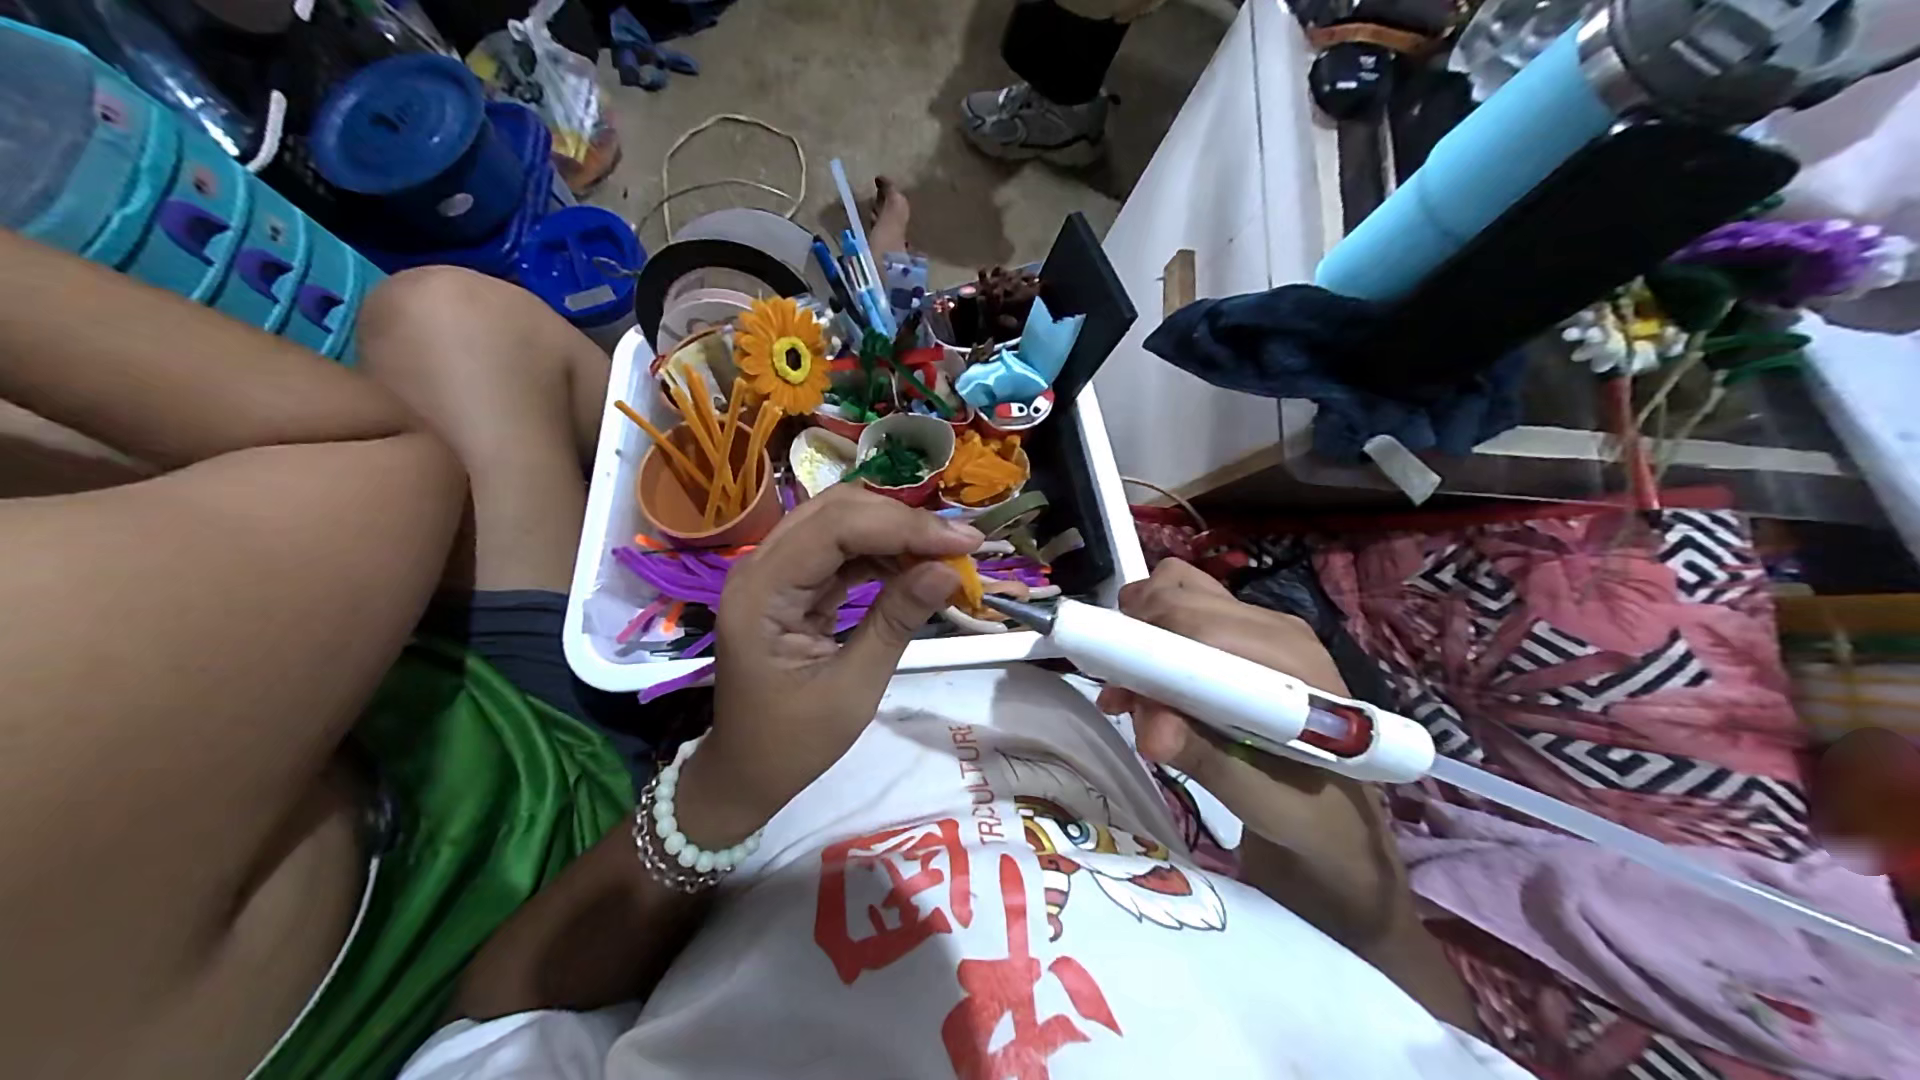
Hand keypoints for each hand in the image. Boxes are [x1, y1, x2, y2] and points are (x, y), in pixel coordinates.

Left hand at [675, 487, 982, 846]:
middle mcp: (760, 568)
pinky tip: (916, 566)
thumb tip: (948, 569)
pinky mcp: (790, 583)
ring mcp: (772, 572)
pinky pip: (840, 550)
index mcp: (761, 593)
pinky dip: (882, 552)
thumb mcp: (853, 688)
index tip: (963, 542)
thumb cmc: (793, 743)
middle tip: (960, 546)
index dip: (903, 526)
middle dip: (903, 521)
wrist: (748, 771)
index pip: (835, 528)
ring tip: (946, 556)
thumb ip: (897, 621)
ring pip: (840, 522)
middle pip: (836, 511)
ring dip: (895, 532)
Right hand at [1098, 559, 1405, 937]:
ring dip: (1137, 629)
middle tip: (1118, 696)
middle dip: (1136, 637)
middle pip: (1181, 597)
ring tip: (1125, 689)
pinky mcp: (1238, 632)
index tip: (1121, 693)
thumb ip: (1204, 757)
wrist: (1328, 819)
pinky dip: (1147, 631)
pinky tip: (1139, 683)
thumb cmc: (1303, 811)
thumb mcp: (1256, 796)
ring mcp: (1257, 625)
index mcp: (1291, 661)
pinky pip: (1180, 605)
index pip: (1203, 625)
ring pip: (1177, 589)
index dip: (1150, 648)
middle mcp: (1274, 628)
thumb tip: (1150, 732)